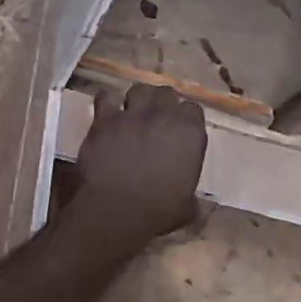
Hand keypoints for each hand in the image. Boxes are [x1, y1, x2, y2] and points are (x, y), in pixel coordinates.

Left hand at [70, 84, 207, 240]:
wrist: (117, 210)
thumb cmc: (158, 212)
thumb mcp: (186, 207)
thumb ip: (191, 196)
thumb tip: (195, 204)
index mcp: (190, 133)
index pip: (193, 109)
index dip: (185, 117)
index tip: (179, 128)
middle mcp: (164, 116)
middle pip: (166, 93)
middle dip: (161, 103)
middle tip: (155, 117)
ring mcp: (133, 114)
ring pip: (139, 90)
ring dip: (137, 99)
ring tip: (132, 111)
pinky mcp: (105, 119)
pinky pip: (106, 96)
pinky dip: (106, 101)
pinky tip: (106, 112)